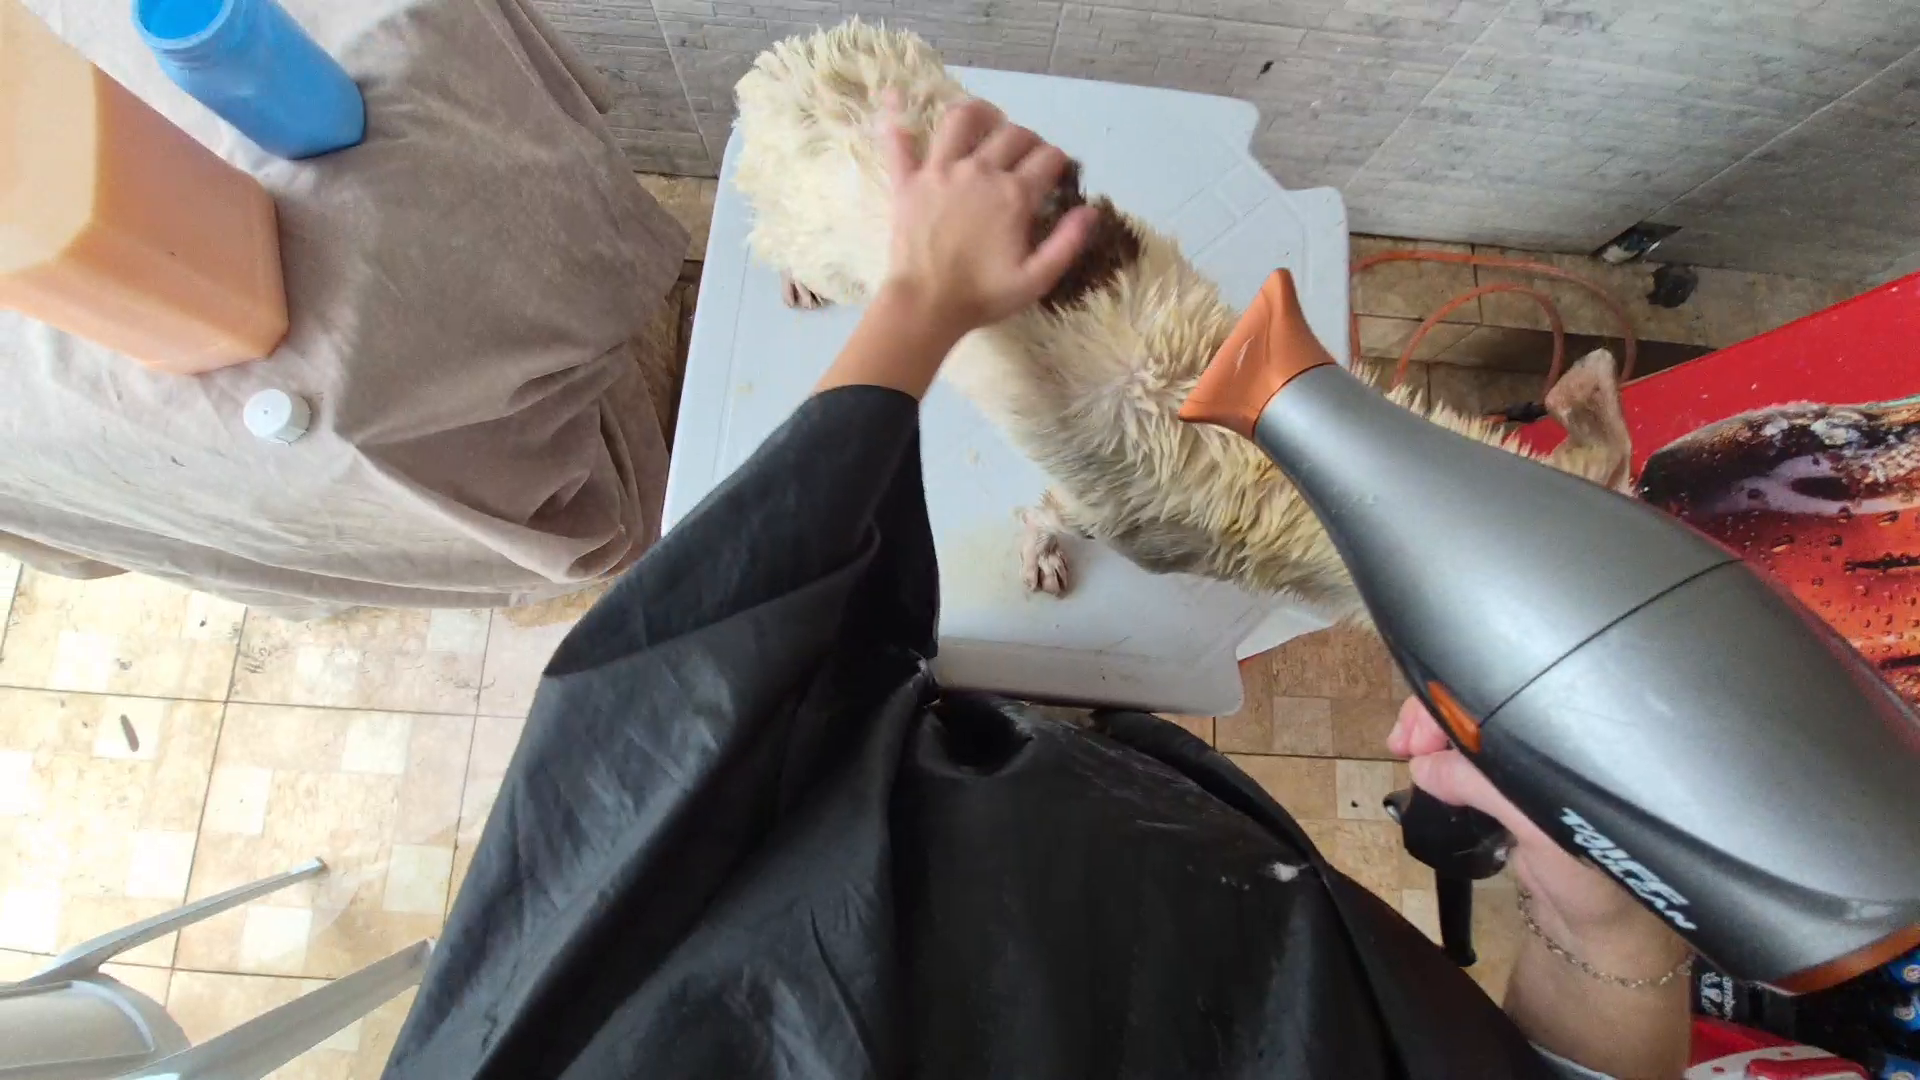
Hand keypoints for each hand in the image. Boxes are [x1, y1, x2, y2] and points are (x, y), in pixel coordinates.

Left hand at [878, 97, 1098, 336]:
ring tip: (987, 124)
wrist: (925, 307)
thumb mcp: (1035, 280)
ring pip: (962, 119)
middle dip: (1030, 140)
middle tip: (1029, 159)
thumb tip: (1091, 211)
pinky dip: (898, 120)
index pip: (1049, 159)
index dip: (1060, 163)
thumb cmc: (982, 298)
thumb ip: (1067, 243)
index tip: (1059, 176)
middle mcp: (979, 171)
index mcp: (1014, 194)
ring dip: (980, 114)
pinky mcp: (908, 183)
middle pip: (1013, 134)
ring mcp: (940, 172)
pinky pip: (900, 143)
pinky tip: (896, 100)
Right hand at [1387, 697, 1687, 971]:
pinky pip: (1464, 763)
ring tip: (1407, 754)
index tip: (1414, 736)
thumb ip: (1482, 788)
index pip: (1495, 703)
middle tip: (1401, 746)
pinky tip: (1424, 770)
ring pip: (1464, 736)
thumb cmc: (1590, 879)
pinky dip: (1438, 761)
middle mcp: (1546, 749)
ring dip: (1429, 739)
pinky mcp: (1510, 791)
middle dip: (1430, 721)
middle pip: (1473, 712)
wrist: (1601, 933)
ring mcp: (1526, 770)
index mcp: (1564, 744)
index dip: (1447, 709)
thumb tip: (1422, 766)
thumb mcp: (1538, 828)